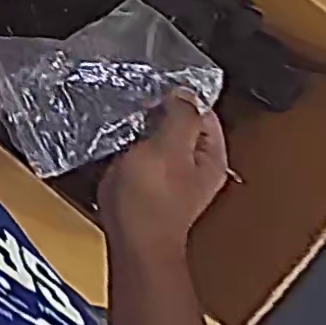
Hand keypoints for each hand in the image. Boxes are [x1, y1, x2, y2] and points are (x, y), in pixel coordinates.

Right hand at [98, 95, 227, 260]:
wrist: (131, 239)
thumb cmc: (152, 196)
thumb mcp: (169, 148)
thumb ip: (181, 118)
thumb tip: (185, 92)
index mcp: (210, 159)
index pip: (203, 114)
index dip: (182, 97)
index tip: (156, 85)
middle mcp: (194, 166)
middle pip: (180, 125)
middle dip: (159, 109)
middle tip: (136, 96)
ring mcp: (168, 175)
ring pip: (157, 137)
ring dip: (142, 124)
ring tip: (124, 111)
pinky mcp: (145, 181)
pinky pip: (139, 150)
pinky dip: (129, 140)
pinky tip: (115, 134)